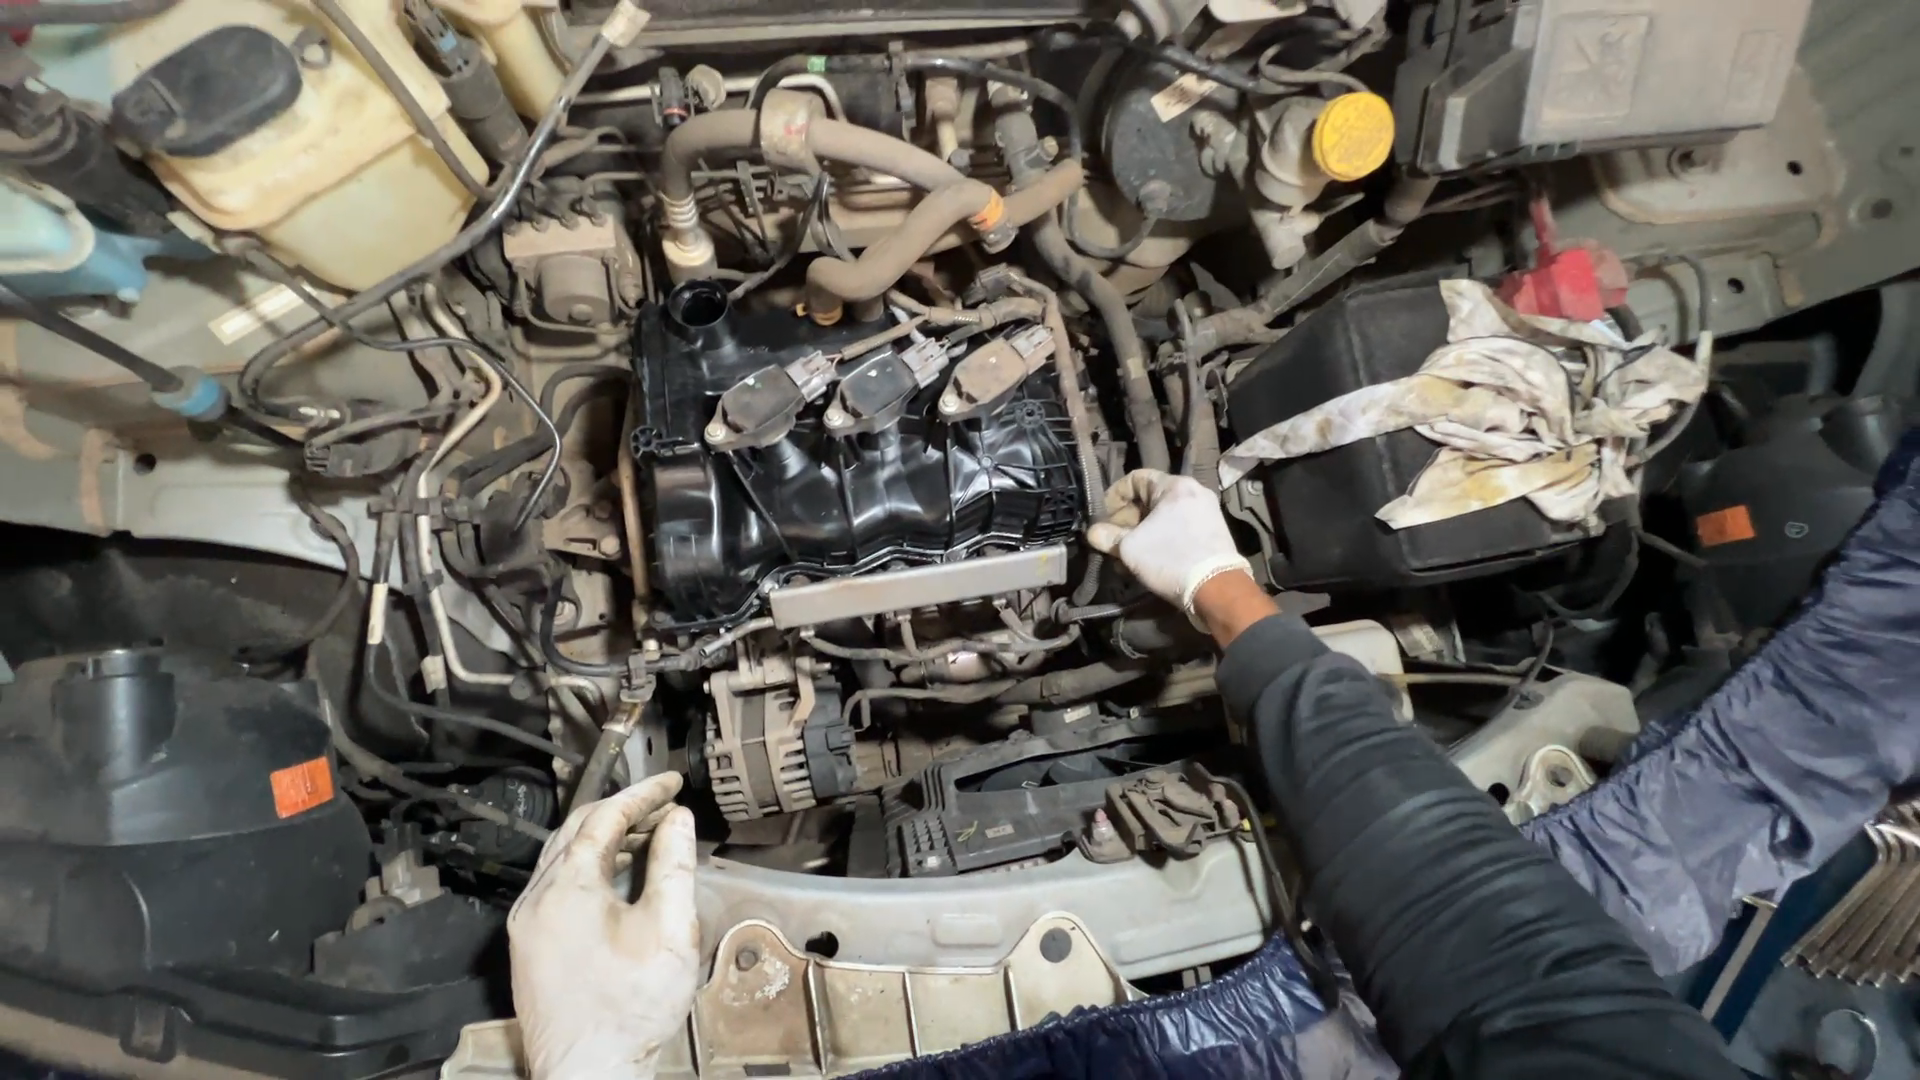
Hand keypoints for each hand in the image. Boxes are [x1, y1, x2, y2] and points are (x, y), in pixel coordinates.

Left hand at [509, 772, 699, 1079]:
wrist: (590, 1077)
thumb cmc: (634, 1005)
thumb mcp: (670, 927)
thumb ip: (674, 864)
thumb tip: (678, 819)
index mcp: (566, 889)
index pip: (605, 817)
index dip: (644, 793)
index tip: (675, 782)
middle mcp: (535, 898)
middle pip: (578, 828)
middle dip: (624, 808)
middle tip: (666, 802)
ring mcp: (527, 922)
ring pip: (564, 853)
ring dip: (607, 833)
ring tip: (653, 830)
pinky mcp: (529, 943)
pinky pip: (557, 880)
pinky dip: (592, 860)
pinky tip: (622, 868)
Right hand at [1086, 469, 1252, 626]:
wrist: (1216, 589)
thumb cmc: (1170, 560)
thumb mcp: (1129, 548)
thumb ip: (1107, 536)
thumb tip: (1093, 533)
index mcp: (1175, 486)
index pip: (1135, 478)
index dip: (1113, 496)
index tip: (1102, 517)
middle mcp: (1194, 492)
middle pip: (1149, 499)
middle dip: (1125, 520)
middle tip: (1112, 540)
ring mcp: (1206, 513)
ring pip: (1162, 517)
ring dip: (1140, 533)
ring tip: (1126, 556)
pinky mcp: (1212, 532)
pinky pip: (1177, 528)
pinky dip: (1158, 539)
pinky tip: (1147, 560)